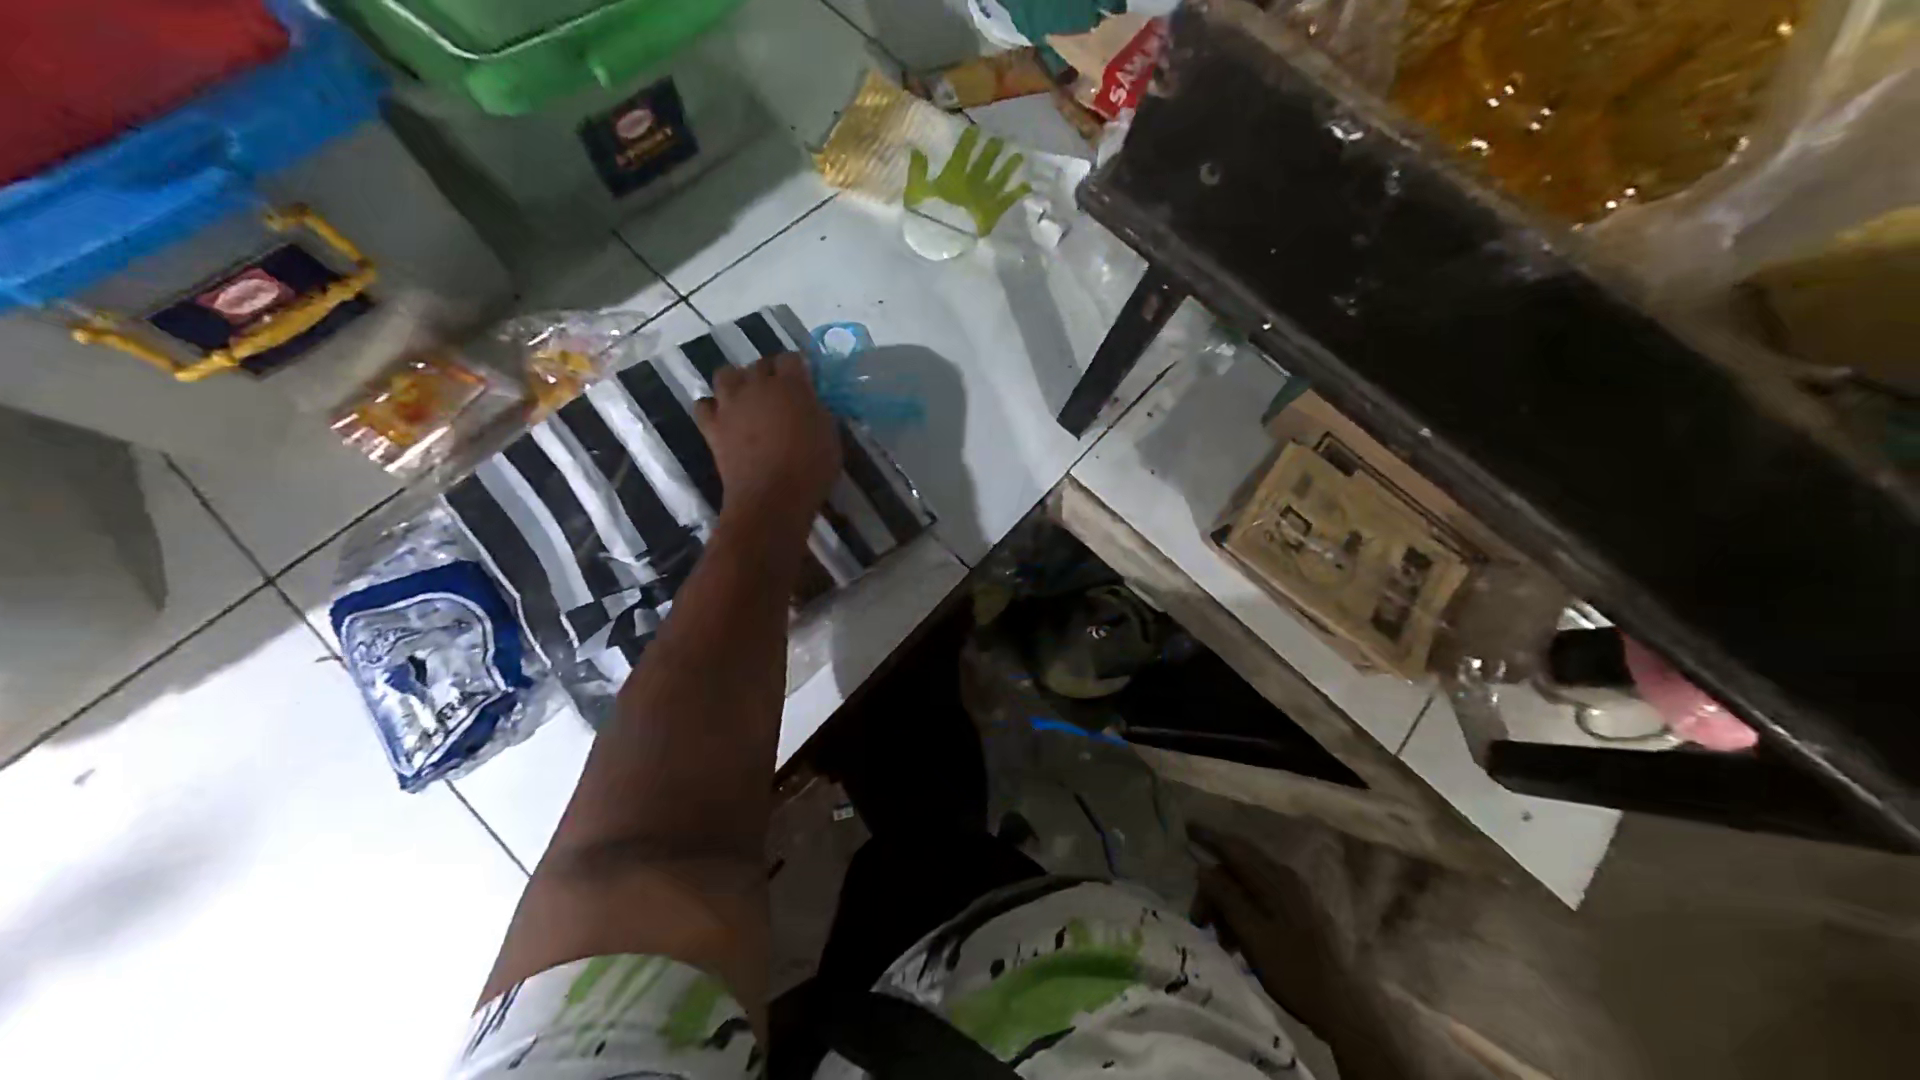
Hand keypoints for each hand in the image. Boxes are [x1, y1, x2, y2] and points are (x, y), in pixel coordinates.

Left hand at [693, 352, 841, 541]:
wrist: (771, 498)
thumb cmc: (810, 469)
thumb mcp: (830, 436)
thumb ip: (818, 411)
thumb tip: (810, 403)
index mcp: (791, 385)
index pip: (792, 358)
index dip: (798, 368)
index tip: (805, 383)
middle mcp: (757, 386)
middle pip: (759, 364)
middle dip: (770, 373)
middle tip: (780, 395)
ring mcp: (730, 404)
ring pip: (726, 374)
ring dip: (738, 382)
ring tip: (748, 399)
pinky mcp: (712, 426)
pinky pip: (704, 404)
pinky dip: (713, 408)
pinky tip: (725, 418)